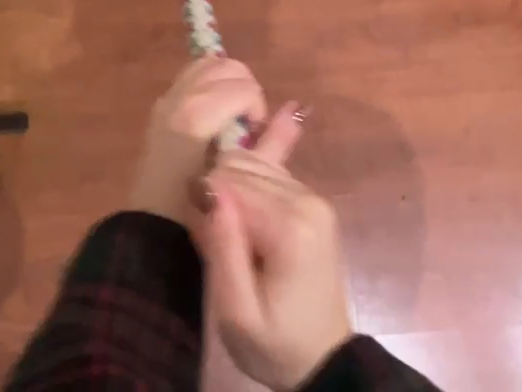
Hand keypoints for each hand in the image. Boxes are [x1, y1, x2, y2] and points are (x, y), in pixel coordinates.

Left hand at [127, 56, 266, 224]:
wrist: (153, 228)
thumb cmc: (199, 210)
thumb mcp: (238, 175)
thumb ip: (271, 143)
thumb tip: (297, 111)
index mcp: (196, 116)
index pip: (242, 88)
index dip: (257, 107)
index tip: (257, 133)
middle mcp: (179, 99)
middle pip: (225, 66)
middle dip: (245, 87)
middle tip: (249, 121)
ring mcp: (167, 99)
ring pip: (207, 64)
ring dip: (228, 80)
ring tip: (235, 114)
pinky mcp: (162, 105)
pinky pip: (192, 75)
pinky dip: (211, 82)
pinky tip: (218, 112)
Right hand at [195, 139, 351, 391]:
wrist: (322, 360)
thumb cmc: (275, 344)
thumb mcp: (237, 313)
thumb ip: (222, 248)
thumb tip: (208, 191)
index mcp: (290, 226)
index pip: (227, 181)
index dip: (202, 201)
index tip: (199, 235)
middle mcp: (306, 199)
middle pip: (239, 165)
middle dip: (215, 191)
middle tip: (210, 237)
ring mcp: (312, 195)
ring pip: (250, 161)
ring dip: (228, 185)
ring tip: (225, 227)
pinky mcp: (310, 199)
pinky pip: (266, 168)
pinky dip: (245, 180)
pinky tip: (240, 207)